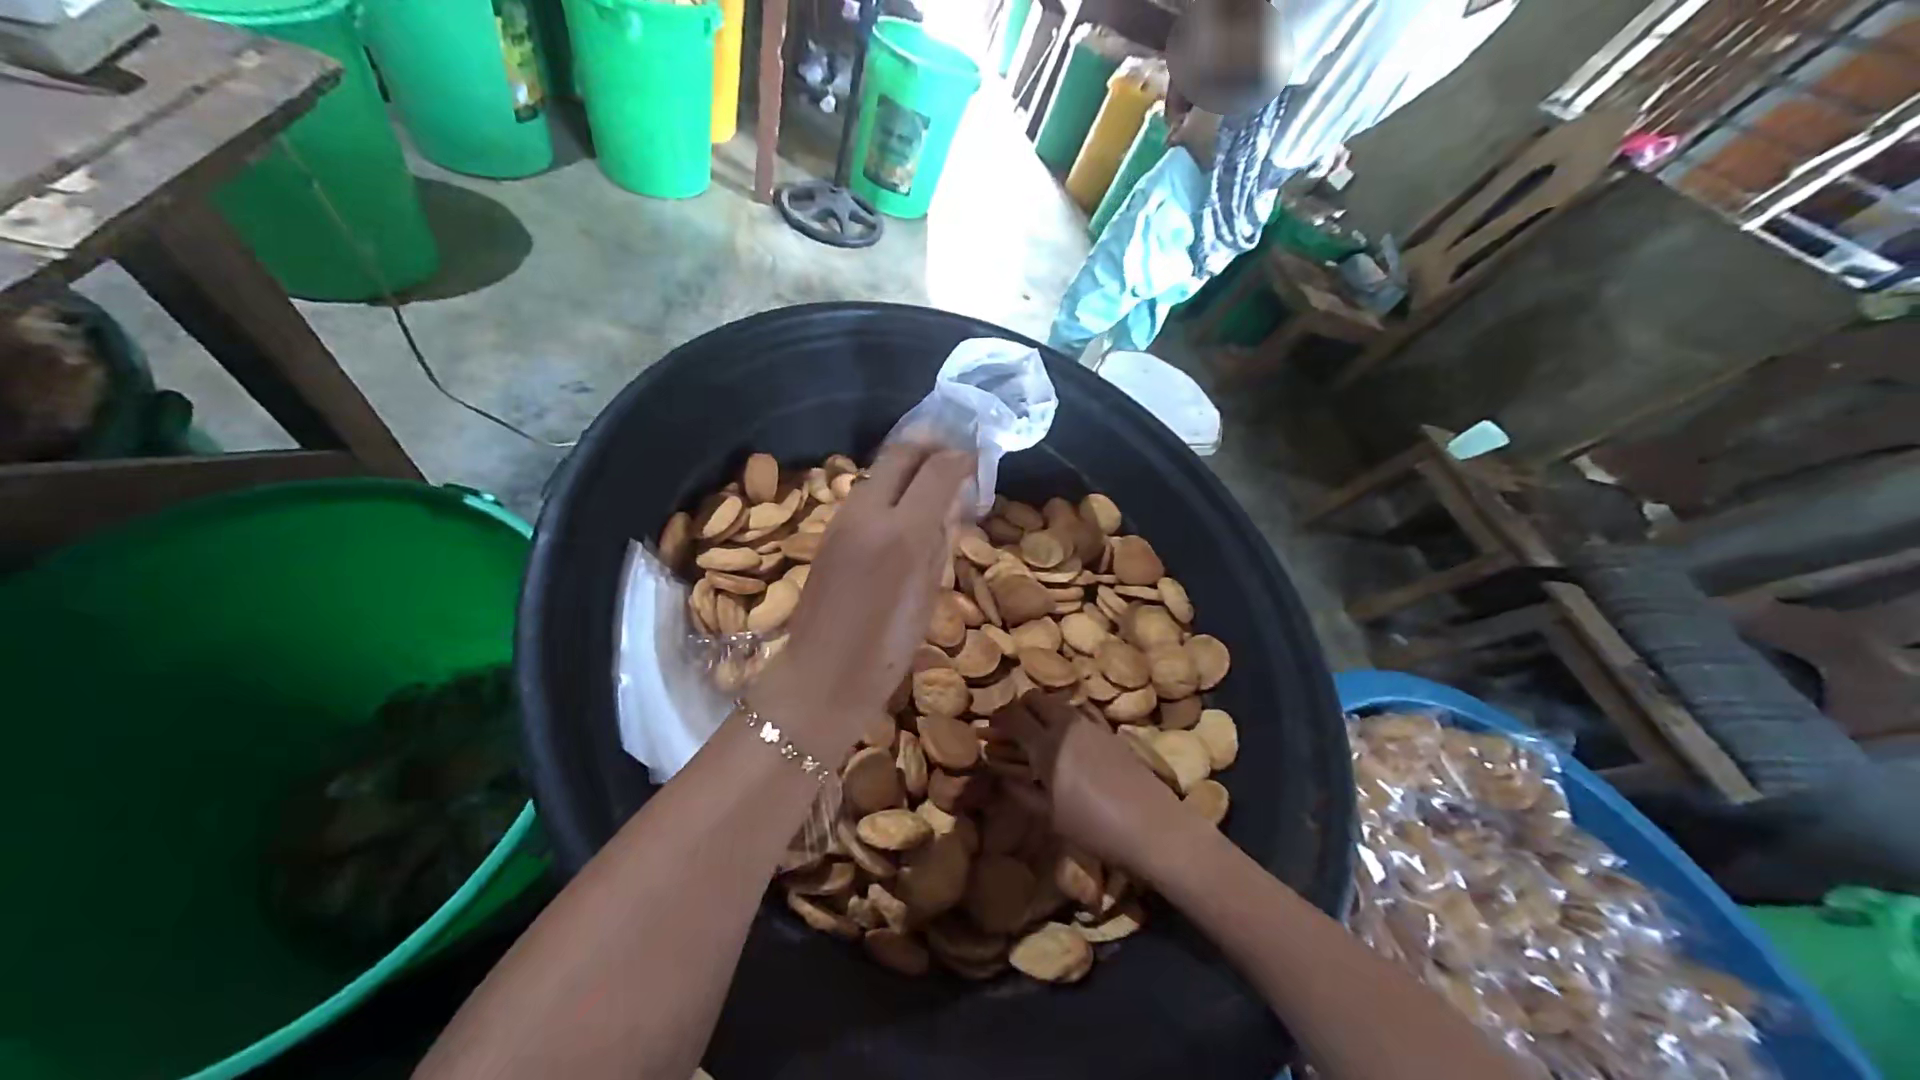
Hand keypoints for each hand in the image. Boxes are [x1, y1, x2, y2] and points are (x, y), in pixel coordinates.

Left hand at [750, 444, 973, 757]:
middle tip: (953, 454)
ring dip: (908, 466)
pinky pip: (865, 494)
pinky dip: (890, 489)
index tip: (976, 458)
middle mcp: (868, 513)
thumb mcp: (929, 595)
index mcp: (902, 533)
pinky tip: (904, 509)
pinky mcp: (828, 530)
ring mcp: (842, 518)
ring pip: (879, 471)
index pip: (937, 470)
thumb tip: (953, 506)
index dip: (961, 458)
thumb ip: (940, 542)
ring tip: (933, 482)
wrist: (822, 674)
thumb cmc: (886, 648)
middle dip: (930, 445)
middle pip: (900, 453)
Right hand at [989, 691, 1196, 881]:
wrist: (1152, 827)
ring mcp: (1093, 725)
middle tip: (1013, 732)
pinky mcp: (1112, 732)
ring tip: (1040, 736)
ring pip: (1059, 703)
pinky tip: (1070, 740)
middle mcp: (1067, 725)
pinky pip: (1082, 713)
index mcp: (1046, 744)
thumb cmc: (1093, 827)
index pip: (1012, 716)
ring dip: (1044, 711)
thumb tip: (999, 773)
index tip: (988, 731)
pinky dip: (1068, 718)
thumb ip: (1021, 791)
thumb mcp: (1050, 816)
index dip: (997, 720)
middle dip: (1019, 709)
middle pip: (1035, 698)